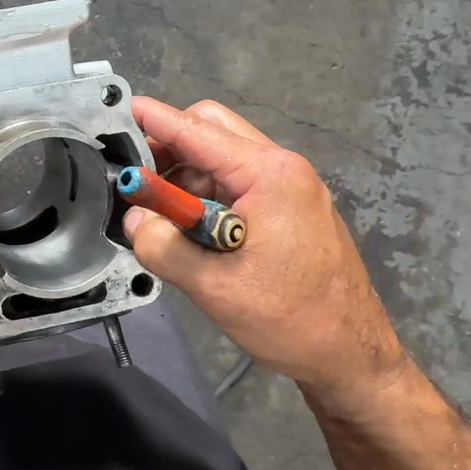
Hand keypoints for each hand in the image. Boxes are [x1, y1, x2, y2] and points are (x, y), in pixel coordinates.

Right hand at [124, 96, 407, 400]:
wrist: (356, 360)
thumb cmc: (292, 320)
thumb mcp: (214, 288)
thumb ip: (162, 246)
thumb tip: (133, 219)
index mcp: (270, 175)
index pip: (196, 128)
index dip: (152, 118)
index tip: (115, 109)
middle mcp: (283, 168)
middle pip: (210, 128)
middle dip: (168, 145)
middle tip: (137, 178)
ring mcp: (290, 186)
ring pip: (220, 155)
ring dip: (185, 174)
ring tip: (162, 215)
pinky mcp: (289, 206)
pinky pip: (235, 179)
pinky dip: (205, 191)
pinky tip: (191, 227)